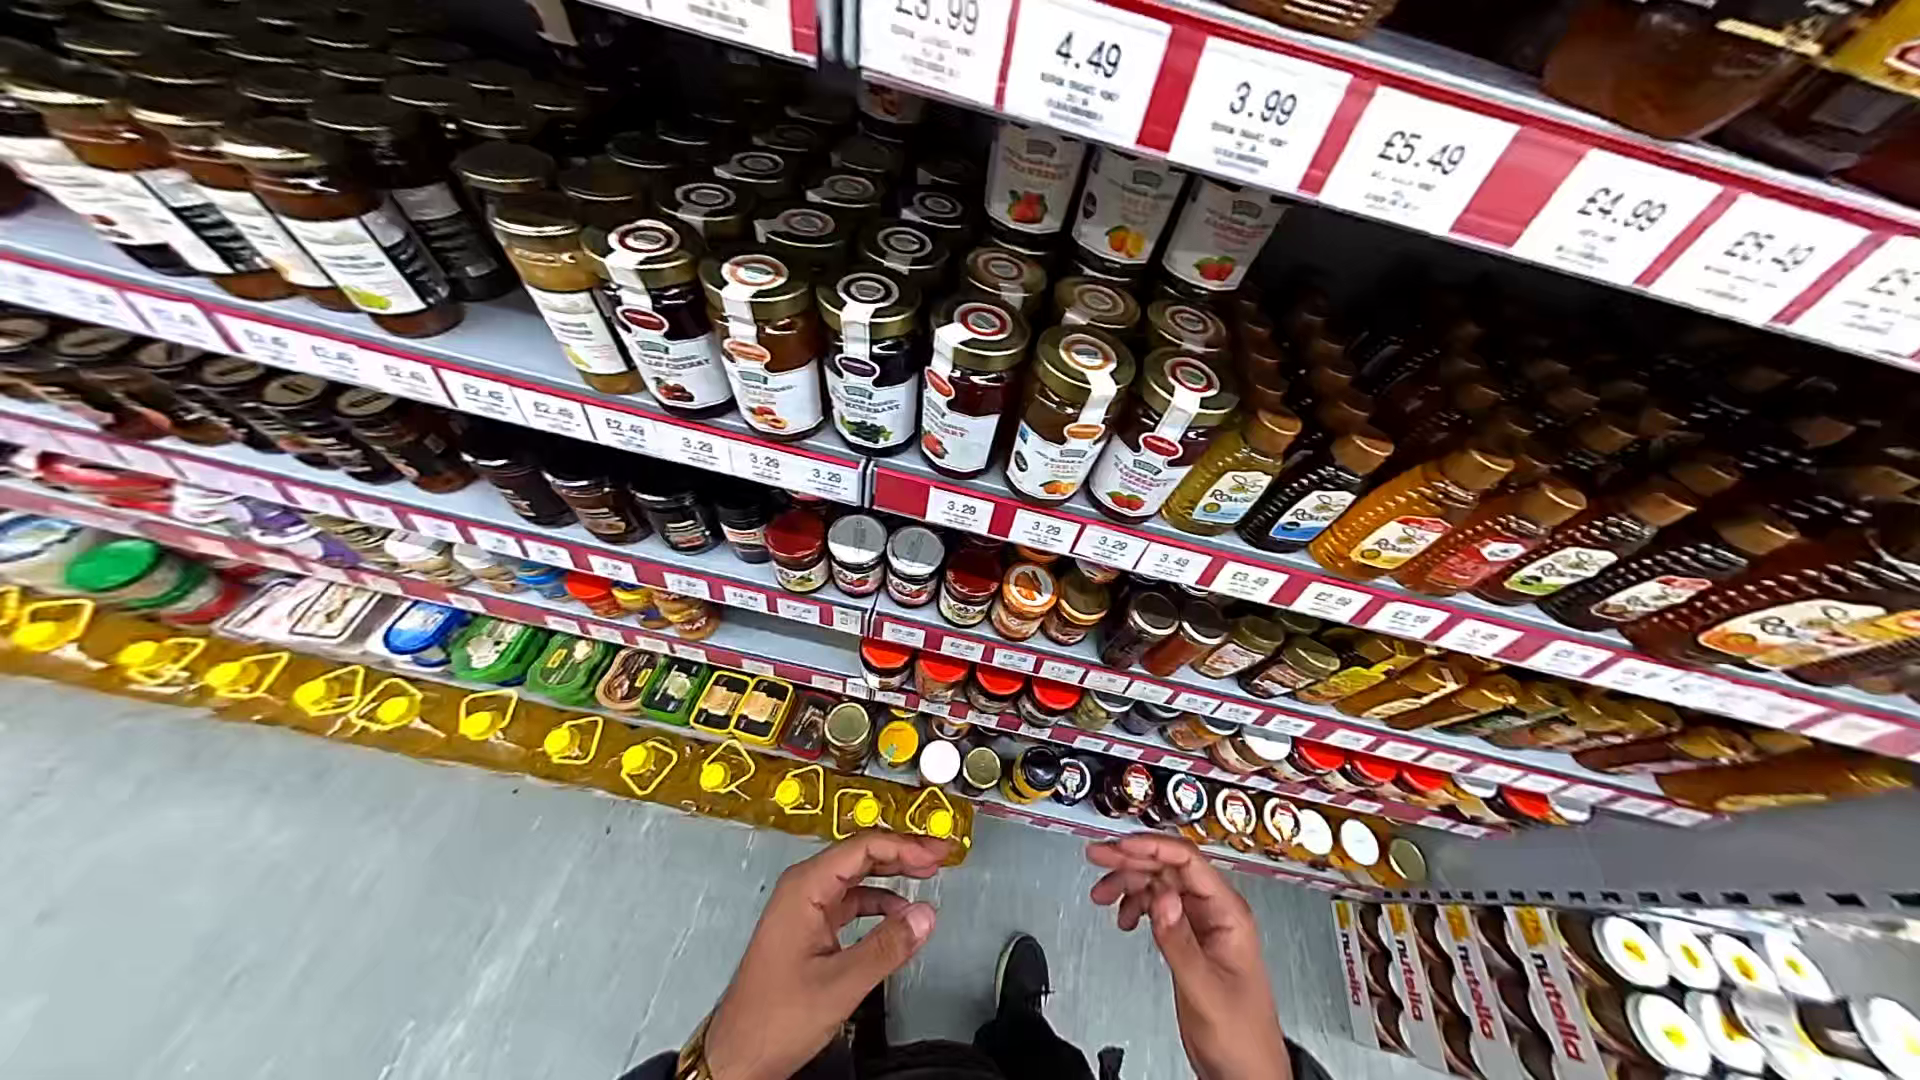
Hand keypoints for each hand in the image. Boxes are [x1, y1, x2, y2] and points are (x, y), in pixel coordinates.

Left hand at [705, 833, 949, 1079]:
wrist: (737, 1058)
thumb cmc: (773, 1019)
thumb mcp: (839, 984)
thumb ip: (887, 947)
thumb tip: (925, 915)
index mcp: (805, 886)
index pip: (863, 847)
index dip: (905, 845)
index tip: (935, 850)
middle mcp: (804, 886)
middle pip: (861, 854)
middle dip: (903, 852)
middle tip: (939, 854)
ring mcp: (806, 904)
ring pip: (857, 874)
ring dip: (893, 873)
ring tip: (927, 874)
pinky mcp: (810, 924)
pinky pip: (851, 898)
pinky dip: (878, 899)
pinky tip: (899, 911)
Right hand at [1087, 834, 1290, 1079]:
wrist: (1247, 1076)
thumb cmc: (1241, 1038)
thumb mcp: (1205, 990)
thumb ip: (1179, 941)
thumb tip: (1160, 897)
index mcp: (1227, 912)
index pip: (1187, 861)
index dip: (1152, 847)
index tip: (1121, 847)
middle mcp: (1212, 910)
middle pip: (1167, 867)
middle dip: (1130, 859)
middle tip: (1098, 855)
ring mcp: (1198, 922)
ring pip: (1156, 883)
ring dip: (1126, 882)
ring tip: (1101, 891)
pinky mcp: (1184, 936)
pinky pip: (1154, 904)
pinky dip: (1133, 904)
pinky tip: (1123, 917)